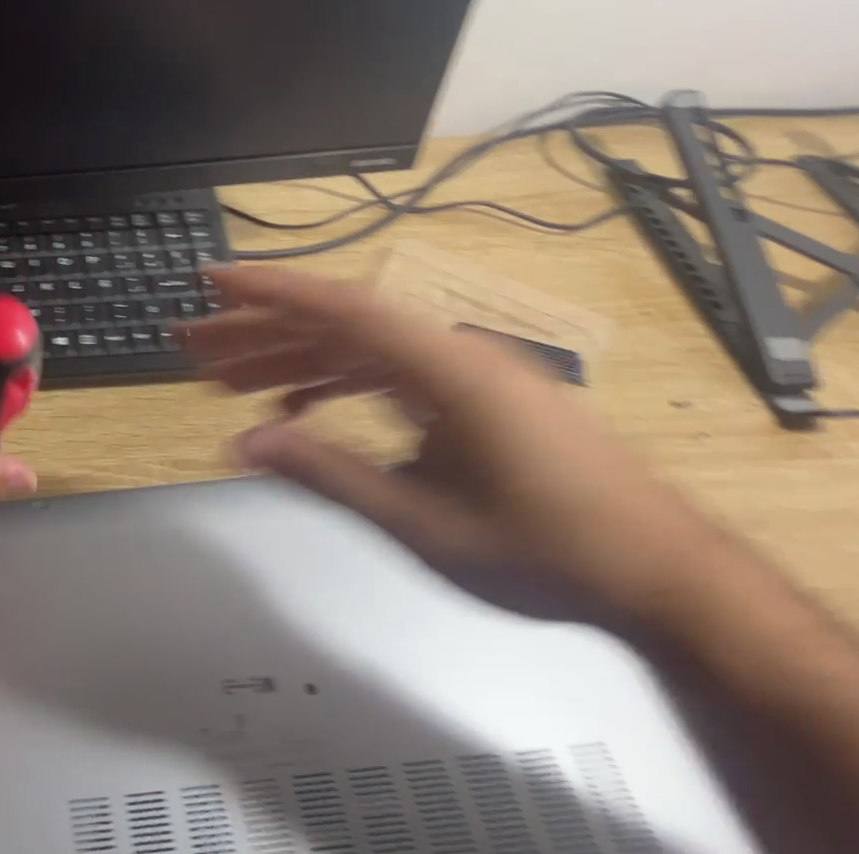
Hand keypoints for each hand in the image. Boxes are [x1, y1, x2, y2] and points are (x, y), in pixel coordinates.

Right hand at [182, 266, 731, 629]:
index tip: (210, 280)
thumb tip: (241, 445)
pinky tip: (300, 408)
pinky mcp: (476, 398)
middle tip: (192, 347)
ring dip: (293, 359)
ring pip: (361, 349)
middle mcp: (455, 353)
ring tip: (227, 382)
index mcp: (447, 367)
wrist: (666, 577)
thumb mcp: (420, 521)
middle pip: (340, 325)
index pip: (340, 307)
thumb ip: (326, 474)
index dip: (268, 290)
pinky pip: (390, 375)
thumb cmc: (546, 551)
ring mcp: (468, 374)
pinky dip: (338, 384)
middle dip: (260, 333)